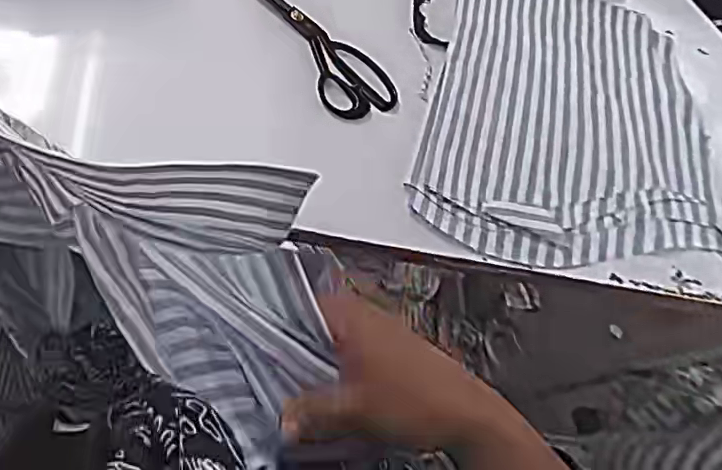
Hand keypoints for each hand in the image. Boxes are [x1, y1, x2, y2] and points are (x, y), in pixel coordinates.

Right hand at [284, 291, 552, 466]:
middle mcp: (358, 310)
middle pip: (309, 321)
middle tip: (274, 369)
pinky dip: (333, 363)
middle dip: (291, 345)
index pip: (294, 304)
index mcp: (345, 312)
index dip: (272, 323)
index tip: (256, 341)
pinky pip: (344, 346)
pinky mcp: (383, 343)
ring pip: (327, 335)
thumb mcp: (355, 410)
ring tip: (300, 382)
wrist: (465, 411)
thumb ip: (313, 412)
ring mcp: (372, 325)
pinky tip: (332, 388)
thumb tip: (283, 418)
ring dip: (312, 356)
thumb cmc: (420, 397)